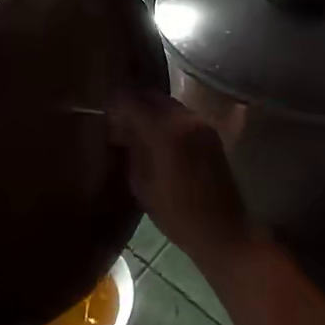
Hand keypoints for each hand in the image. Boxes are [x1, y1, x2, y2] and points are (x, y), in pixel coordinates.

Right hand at [107, 90, 251, 266]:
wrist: (220, 229)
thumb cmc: (174, 213)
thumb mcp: (140, 183)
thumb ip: (131, 148)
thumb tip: (121, 129)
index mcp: (163, 130)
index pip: (131, 99)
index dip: (115, 99)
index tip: (103, 105)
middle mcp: (184, 118)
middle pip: (153, 95)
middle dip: (134, 100)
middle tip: (118, 113)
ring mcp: (201, 123)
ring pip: (169, 104)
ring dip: (152, 108)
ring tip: (136, 123)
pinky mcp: (211, 132)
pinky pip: (182, 115)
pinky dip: (167, 118)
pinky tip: (158, 134)